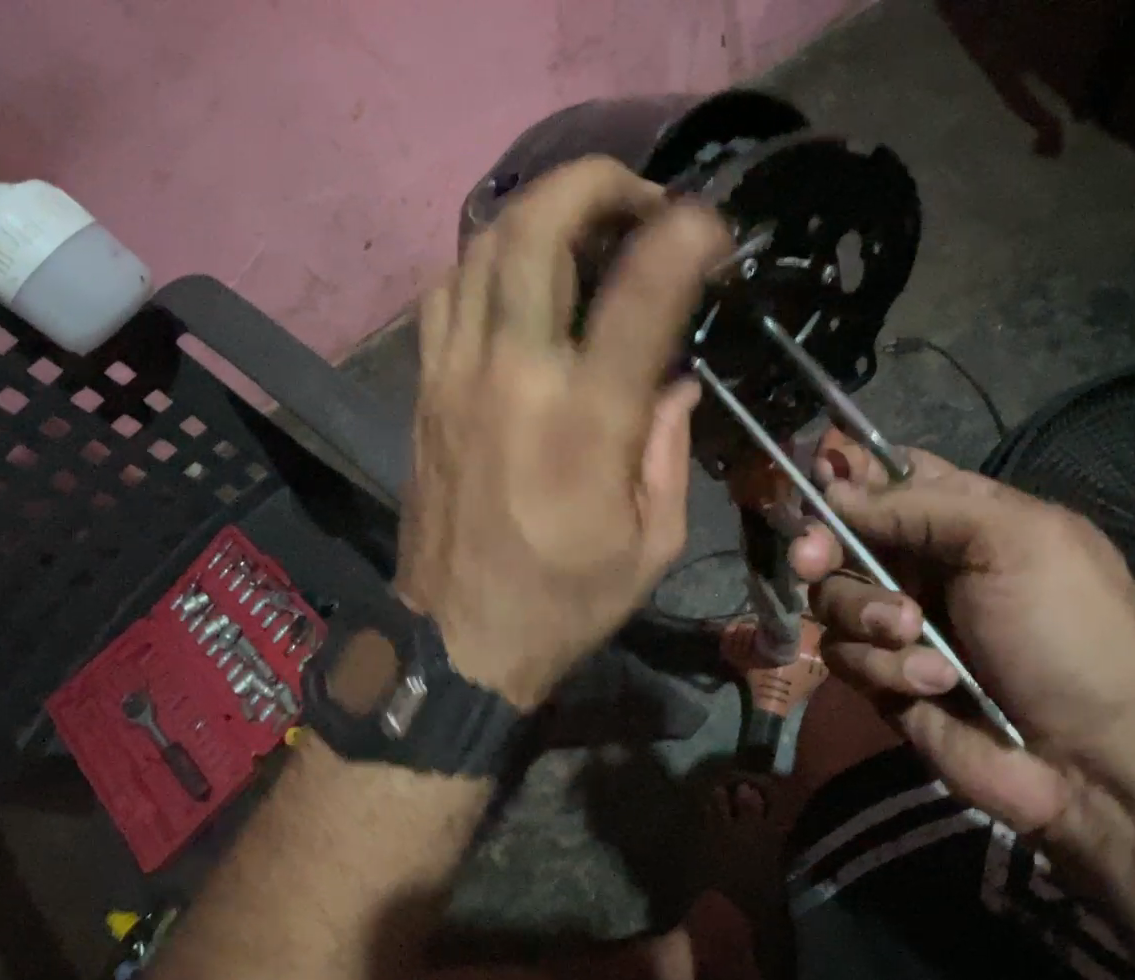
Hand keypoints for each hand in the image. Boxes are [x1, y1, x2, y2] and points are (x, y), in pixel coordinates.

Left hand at [398, 158, 731, 708]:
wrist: (458, 642)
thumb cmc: (566, 602)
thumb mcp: (653, 542)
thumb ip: (670, 449)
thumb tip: (675, 381)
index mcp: (586, 423)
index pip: (639, 293)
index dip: (681, 236)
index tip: (709, 227)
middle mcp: (513, 376)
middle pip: (533, 230)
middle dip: (592, 183)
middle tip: (637, 200)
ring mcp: (455, 375)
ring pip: (479, 247)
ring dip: (536, 214)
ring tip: (582, 230)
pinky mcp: (424, 389)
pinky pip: (445, 292)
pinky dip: (485, 261)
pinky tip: (518, 280)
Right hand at [789, 442, 1134, 832]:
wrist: (1088, 759)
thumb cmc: (1067, 632)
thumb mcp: (1013, 541)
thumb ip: (921, 506)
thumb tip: (833, 489)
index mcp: (961, 519)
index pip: (888, 477)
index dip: (846, 473)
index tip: (814, 477)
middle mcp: (922, 566)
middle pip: (838, 536)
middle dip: (822, 546)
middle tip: (811, 559)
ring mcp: (898, 624)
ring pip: (832, 598)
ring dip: (869, 616)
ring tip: (916, 638)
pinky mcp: (882, 678)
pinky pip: (843, 655)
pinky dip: (884, 667)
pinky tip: (932, 685)